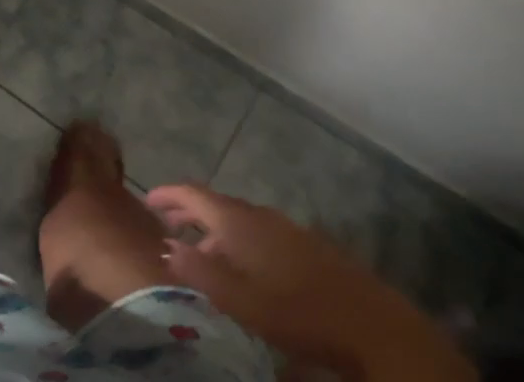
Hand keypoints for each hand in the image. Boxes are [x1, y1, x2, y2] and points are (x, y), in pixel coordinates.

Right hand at [145, 185, 473, 381]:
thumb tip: (165, 246)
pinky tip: (249, 270)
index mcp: (238, 221)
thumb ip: (197, 270)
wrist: (377, 330)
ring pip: (243, 221)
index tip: (145, 201)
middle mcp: (262, 216)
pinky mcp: (314, 248)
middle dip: (190, 214)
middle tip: (168, 229)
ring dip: (218, 232)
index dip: (167, 194)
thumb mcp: (238, 299)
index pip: (192, 193)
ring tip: (205, 255)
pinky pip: (265, 234)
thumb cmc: (298, 312)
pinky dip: (244, 242)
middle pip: (217, 204)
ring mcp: (291, 230)